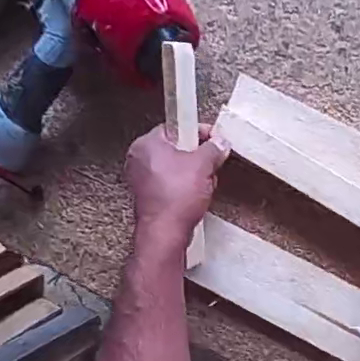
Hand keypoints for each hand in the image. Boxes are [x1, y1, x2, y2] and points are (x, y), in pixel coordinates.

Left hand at [125, 123, 229, 245]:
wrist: (166, 233)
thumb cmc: (175, 199)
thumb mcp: (203, 166)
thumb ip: (213, 149)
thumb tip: (220, 144)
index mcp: (146, 145)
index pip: (175, 127)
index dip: (197, 132)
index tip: (213, 138)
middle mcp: (139, 161)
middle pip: (176, 149)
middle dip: (197, 158)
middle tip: (209, 165)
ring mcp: (143, 181)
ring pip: (175, 170)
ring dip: (193, 176)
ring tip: (203, 185)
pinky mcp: (150, 199)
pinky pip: (172, 187)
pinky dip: (185, 190)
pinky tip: (195, 198)